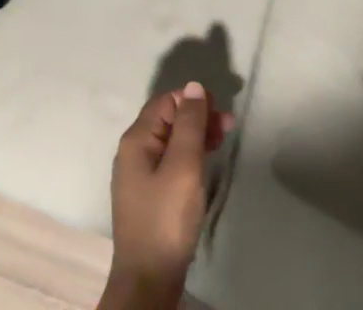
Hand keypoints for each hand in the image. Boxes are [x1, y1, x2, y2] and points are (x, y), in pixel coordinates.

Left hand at [105, 83, 234, 301]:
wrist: (149, 276)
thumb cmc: (167, 217)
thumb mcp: (183, 166)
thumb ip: (189, 124)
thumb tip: (194, 86)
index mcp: (137, 139)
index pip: (166, 101)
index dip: (194, 100)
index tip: (222, 114)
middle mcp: (133, 151)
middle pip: (168, 118)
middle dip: (199, 116)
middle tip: (229, 128)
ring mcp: (139, 174)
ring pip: (171, 139)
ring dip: (197, 134)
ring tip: (222, 141)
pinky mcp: (149, 193)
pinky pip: (170, 159)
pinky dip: (190, 154)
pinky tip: (205, 161)